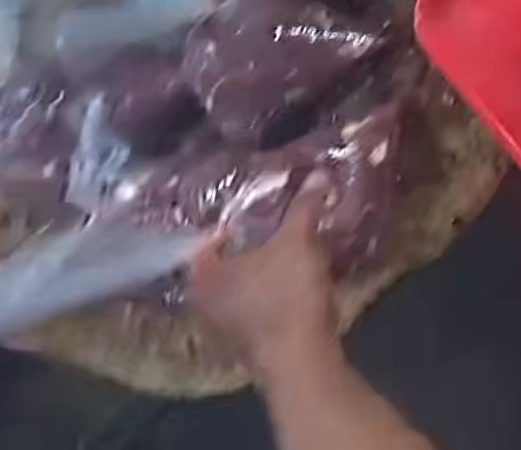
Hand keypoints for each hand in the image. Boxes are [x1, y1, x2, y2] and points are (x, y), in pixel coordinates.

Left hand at [190, 177, 339, 377]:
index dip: (233, 219)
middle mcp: (204, 297)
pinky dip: (275, 277)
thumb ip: (304, 207)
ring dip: (268, 258)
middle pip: (228, 258)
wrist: (296, 344)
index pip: (207, 240)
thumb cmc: (284, 289)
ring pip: (246, 276)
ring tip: (297, 237)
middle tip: (283, 216)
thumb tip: (316, 175)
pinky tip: (300, 266)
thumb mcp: (298, 240)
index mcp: (203, 276)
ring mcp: (225, 316)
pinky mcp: (249, 326)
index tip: (263, 203)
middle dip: (255, 238)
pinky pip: (260, 291)